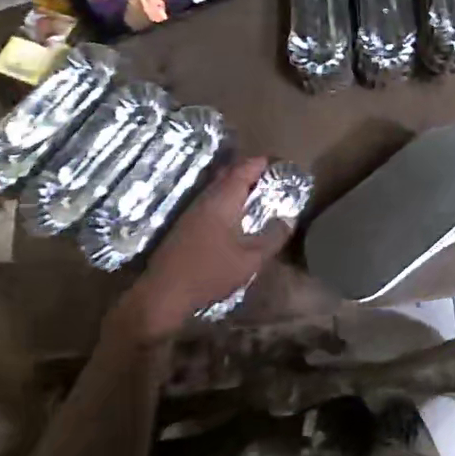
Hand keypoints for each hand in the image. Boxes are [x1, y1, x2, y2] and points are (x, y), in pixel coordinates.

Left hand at [116, 157, 292, 340]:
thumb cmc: (211, 272)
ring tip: (256, 192)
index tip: (279, 162)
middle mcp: (206, 199)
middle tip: (270, 176)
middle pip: (228, 173)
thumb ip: (273, 238)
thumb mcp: (251, 260)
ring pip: (217, 186)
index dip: (261, 163)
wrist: (165, 292)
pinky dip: (226, 197)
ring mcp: (192, 210)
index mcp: (223, 201)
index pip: (244, 169)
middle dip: (248, 170)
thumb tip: (289, 219)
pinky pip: (210, 199)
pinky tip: (234, 213)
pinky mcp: (185, 223)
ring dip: (236, 184)